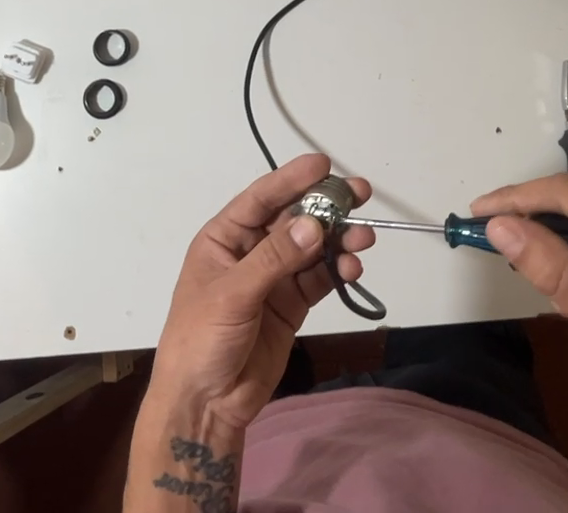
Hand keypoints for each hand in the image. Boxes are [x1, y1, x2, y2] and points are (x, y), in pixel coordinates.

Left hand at [143, 153, 375, 436]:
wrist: (204, 402)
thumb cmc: (202, 338)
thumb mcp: (233, 294)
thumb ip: (274, 259)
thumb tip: (313, 225)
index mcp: (224, 238)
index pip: (261, 199)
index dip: (291, 179)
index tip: (323, 164)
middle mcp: (250, 251)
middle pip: (292, 219)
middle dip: (325, 206)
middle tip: (361, 194)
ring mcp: (273, 278)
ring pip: (311, 248)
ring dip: (338, 240)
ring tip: (365, 238)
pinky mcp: (291, 305)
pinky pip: (318, 279)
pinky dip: (337, 271)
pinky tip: (352, 268)